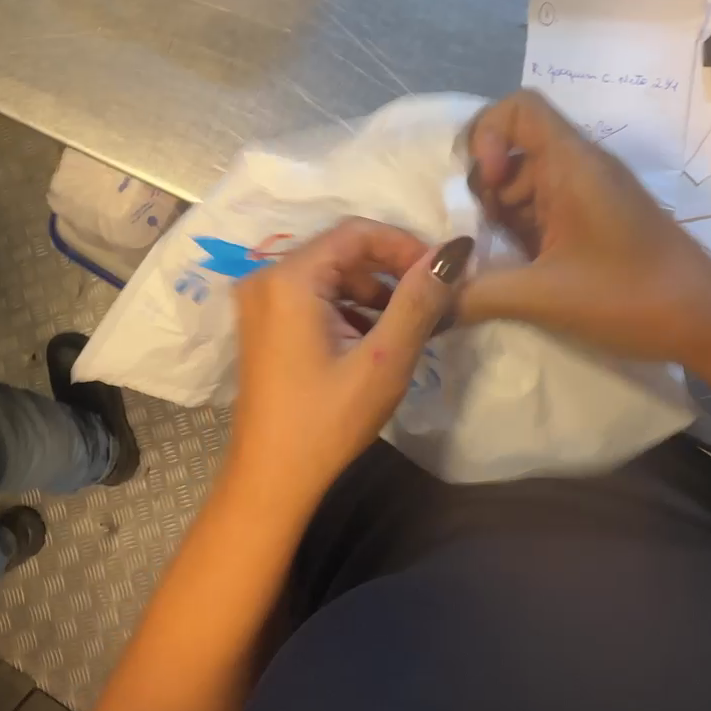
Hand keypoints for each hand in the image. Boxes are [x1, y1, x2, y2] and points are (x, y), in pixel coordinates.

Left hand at [230, 218, 467, 504]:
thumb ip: (417, 300)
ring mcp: (259, 301)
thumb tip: (452, 252)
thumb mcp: (383, 360)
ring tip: (405, 325)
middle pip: (339, 250)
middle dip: (388, 270)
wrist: (270, 478)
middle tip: (428, 301)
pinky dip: (345, 307)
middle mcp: (266, 278)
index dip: (403, 245)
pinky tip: (371, 340)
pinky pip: (310, 296)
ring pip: (327, 273)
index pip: (355, 232)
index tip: (440, 275)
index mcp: (289, 278)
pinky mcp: (262, 324)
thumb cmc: (326, 422)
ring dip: (369, 291)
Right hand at [458, 90, 710, 365]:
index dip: (486, 134)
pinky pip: (535, 212)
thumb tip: (425, 308)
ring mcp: (583, 196)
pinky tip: (506, 272)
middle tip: (471, 236)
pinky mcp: (586, 223)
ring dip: (493, 218)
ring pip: (518, 185)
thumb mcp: (544, 297)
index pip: (518, 107)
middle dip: (480, 190)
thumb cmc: (632, 298)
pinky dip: (512, 234)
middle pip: (508, 149)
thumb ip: (474, 295)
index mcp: (572, 164)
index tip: (487, 186)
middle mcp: (576, 169)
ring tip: (484, 261)